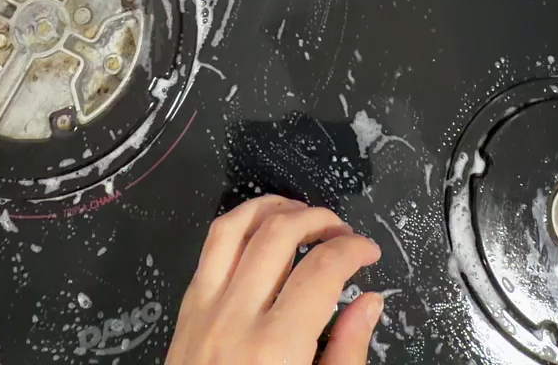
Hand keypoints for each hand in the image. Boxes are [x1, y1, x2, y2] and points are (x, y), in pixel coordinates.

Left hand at [166, 195, 383, 364]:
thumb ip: (345, 353)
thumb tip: (370, 300)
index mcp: (275, 349)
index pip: (322, 271)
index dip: (354, 249)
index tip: (370, 253)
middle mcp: (236, 317)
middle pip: (280, 234)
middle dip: (319, 219)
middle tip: (343, 232)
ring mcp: (204, 308)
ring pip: (237, 225)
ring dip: (275, 207)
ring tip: (305, 213)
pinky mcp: (186, 308)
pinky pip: (211, 245)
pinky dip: (240, 221)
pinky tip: (262, 227)